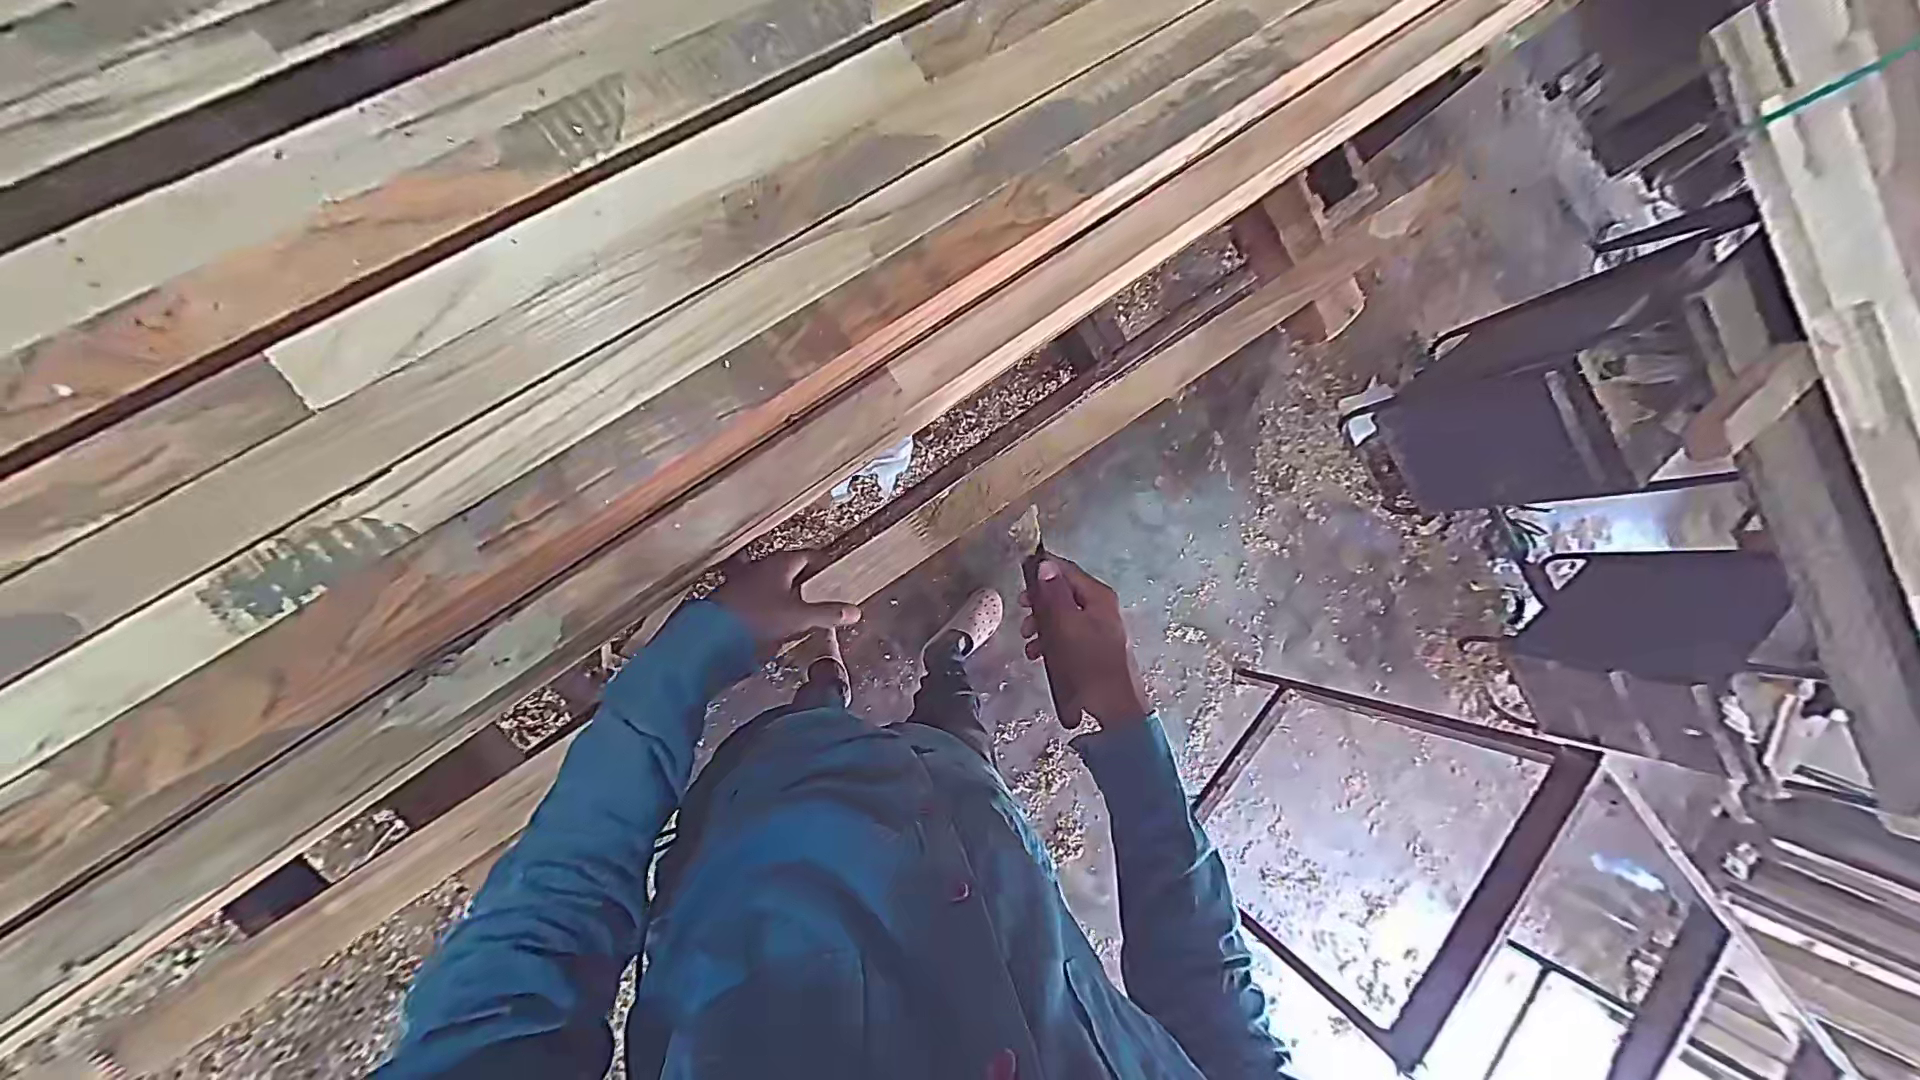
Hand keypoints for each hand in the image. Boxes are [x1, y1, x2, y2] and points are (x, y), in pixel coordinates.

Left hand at [709, 551, 859, 656]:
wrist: (710, 633)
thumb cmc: (758, 617)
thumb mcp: (800, 617)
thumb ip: (828, 614)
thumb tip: (855, 611)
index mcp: (781, 563)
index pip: (809, 556)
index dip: (823, 565)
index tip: (835, 573)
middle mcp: (762, 566)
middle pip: (790, 568)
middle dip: (805, 579)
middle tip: (822, 591)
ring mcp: (744, 580)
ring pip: (773, 581)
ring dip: (786, 591)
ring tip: (801, 607)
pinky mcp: (731, 598)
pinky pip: (757, 595)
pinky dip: (769, 603)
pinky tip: (775, 618)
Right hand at [1019, 555, 1150, 728]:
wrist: (1112, 707)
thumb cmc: (1087, 662)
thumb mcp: (1065, 624)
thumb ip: (1053, 593)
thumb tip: (1045, 564)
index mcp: (1097, 596)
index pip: (1066, 570)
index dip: (1042, 570)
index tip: (1020, 577)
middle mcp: (1100, 607)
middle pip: (1063, 593)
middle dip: (1039, 602)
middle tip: (1022, 611)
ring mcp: (1098, 628)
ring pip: (1062, 615)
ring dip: (1041, 624)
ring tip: (1029, 640)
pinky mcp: (1093, 648)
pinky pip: (1066, 635)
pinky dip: (1051, 641)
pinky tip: (1039, 655)